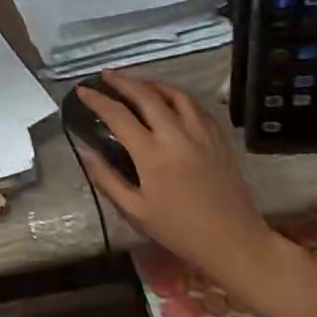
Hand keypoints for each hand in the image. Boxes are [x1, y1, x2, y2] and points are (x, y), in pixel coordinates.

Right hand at [74, 70, 274, 281]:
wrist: (234, 241)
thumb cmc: (178, 228)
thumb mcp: (134, 209)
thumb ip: (106, 177)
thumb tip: (85, 151)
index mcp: (152, 154)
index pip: (118, 115)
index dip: (97, 100)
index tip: (82, 91)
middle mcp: (178, 136)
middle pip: (147, 96)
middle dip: (123, 81)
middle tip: (106, 75)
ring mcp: (203, 135)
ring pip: (177, 95)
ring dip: (153, 84)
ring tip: (137, 82)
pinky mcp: (221, 139)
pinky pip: (198, 107)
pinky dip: (178, 97)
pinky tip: (169, 102)